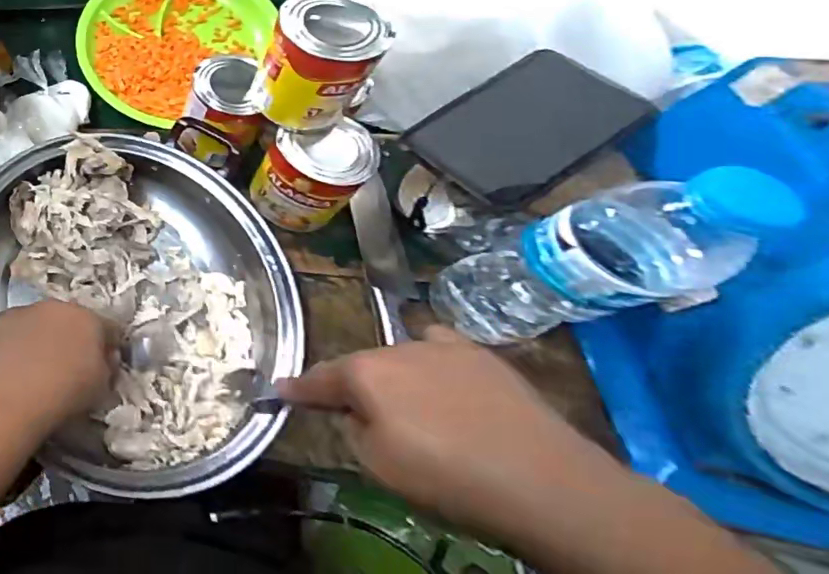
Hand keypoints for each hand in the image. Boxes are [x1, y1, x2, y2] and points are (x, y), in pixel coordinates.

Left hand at [0, 299, 111, 429]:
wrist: (13, 389)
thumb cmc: (66, 391)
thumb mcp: (101, 388)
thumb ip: (106, 367)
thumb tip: (104, 358)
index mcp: (90, 320)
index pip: (109, 328)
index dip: (108, 346)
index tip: (105, 364)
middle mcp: (60, 307)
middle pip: (73, 320)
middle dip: (73, 338)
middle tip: (70, 366)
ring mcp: (29, 309)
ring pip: (42, 321)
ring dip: (44, 337)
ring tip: (38, 368)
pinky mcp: (2, 319)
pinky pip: (17, 329)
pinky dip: (18, 342)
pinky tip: (14, 365)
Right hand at [278, 325, 626, 540]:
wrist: (548, 483)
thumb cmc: (451, 479)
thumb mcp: (382, 469)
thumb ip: (354, 432)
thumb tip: (354, 414)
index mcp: (364, 374)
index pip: (320, 379)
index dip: (299, 387)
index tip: (280, 388)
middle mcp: (394, 348)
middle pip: (363, 367)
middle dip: (359, 387)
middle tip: (368, 418)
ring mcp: (439, 345)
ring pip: (401, 357)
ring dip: (399, 378)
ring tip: (417, 408)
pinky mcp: (480, 353)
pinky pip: (441, 348)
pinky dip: (435, 362)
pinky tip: (447, 382)